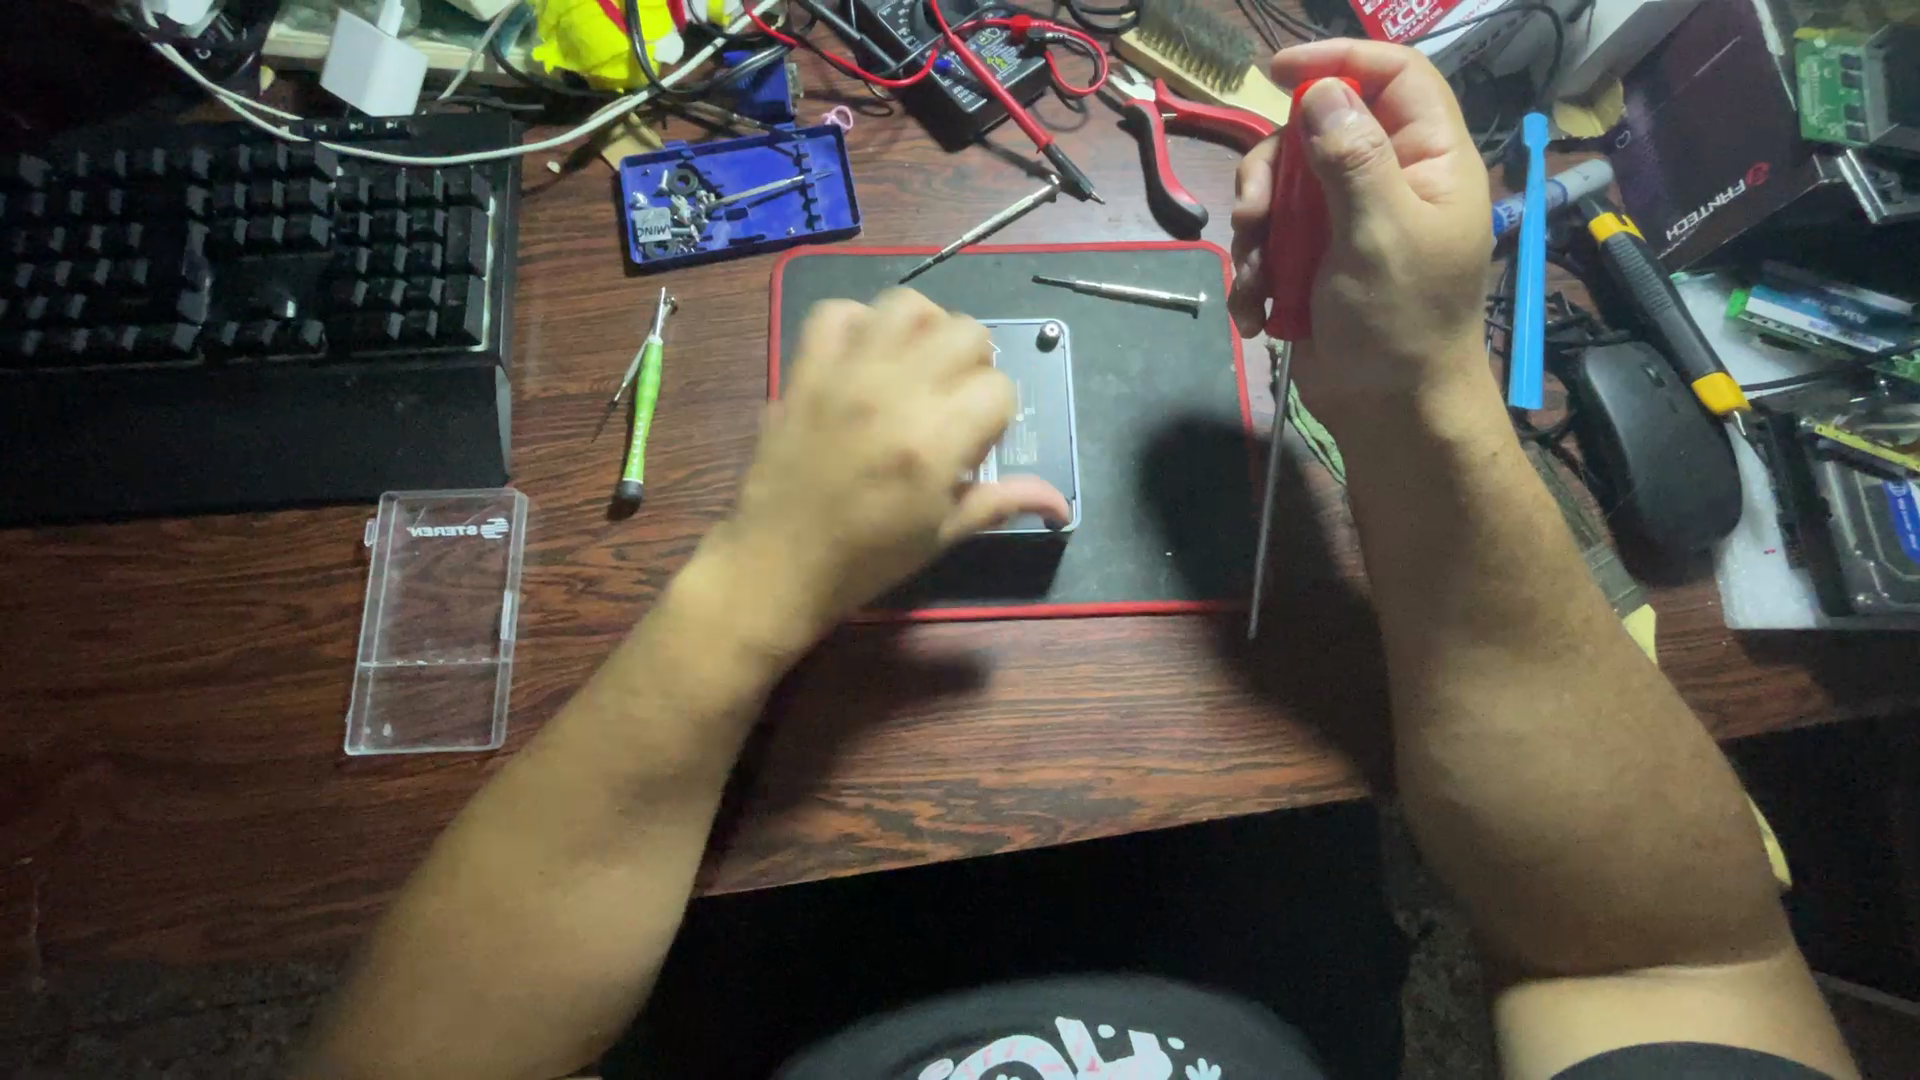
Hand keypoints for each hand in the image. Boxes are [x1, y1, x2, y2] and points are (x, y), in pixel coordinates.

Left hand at [713, 289, 1070, 631]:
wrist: (779, 564)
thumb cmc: (868, 559)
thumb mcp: (942, 535)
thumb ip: (1002, 502)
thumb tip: (1062, 504)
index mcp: (936, 441)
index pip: (1000, 387)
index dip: (999, 414)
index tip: (976, 444)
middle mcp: (896, 392)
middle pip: (966, 332)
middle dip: (975, 364)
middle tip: (954, 402)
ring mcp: (846, 374)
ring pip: (909, 305)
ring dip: (927, 330)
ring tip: (918, 366)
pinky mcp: (807, 370)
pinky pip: (839, 312)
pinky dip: (861, 324)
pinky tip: (867, 357)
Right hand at [1228, 41, 1495, 429]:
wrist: (1385, 407)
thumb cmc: (1399, 319)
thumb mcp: (1379, 233)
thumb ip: (1352, 159)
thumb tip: (1321, 93)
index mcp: (1426, 162)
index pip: (1391, 79)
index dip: (1339, 62)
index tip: (1278, 71)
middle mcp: (1383, 185)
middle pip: (1314, 139)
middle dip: (1270, 177)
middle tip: (1251, 216)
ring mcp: (1342, 229)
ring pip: (1279, 197)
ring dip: (1253, 240)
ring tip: (1254, 283)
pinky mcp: (1309, 268)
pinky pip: (1267, 249)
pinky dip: (1252, 279)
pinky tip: (1255, 314)